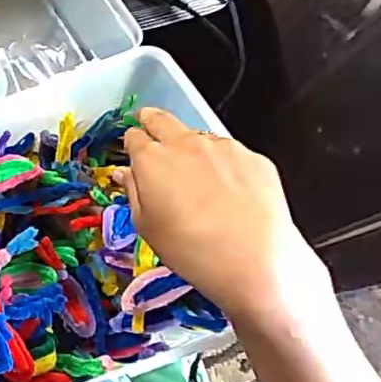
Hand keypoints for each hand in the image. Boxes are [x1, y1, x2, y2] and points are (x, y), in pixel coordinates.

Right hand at [120, 107, 331, 332]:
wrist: (255, 261)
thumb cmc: (190, 249)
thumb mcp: (146, 226)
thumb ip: (133, 191)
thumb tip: (125, 174)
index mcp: (152, 160)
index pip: (133, 136)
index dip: (132, 143)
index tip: (133, 151)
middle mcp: (186, 144)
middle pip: (163, 119)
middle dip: (152, 120)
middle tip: (149, 125)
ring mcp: (223, 148)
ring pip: (199, 137)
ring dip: (191, 148)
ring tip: (196, 179)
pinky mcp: (254, 158)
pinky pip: (230, 155)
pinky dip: (223, 166)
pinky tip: (227, 193)